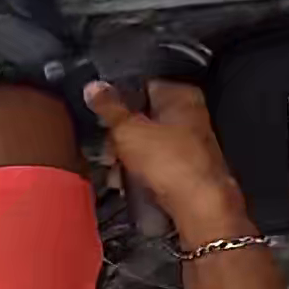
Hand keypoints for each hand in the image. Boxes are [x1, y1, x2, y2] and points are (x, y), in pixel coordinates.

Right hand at [84, 79, 251, 239]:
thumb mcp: (128, 130)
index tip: (100, 115)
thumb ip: (108, 108)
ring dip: (122, 156)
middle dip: (117, 135)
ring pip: (140, 143)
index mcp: (180, 96)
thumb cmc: (169, 161)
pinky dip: (134, 171)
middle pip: (138, 117)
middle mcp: (187, 115)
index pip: (141, 85)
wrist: (195, 203)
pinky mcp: (179, 167)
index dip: (117, 100)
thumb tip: (93, 86)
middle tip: (108, 148)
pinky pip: (148, 163)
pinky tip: (126, 181)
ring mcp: (184, 143)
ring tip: (115, 169)